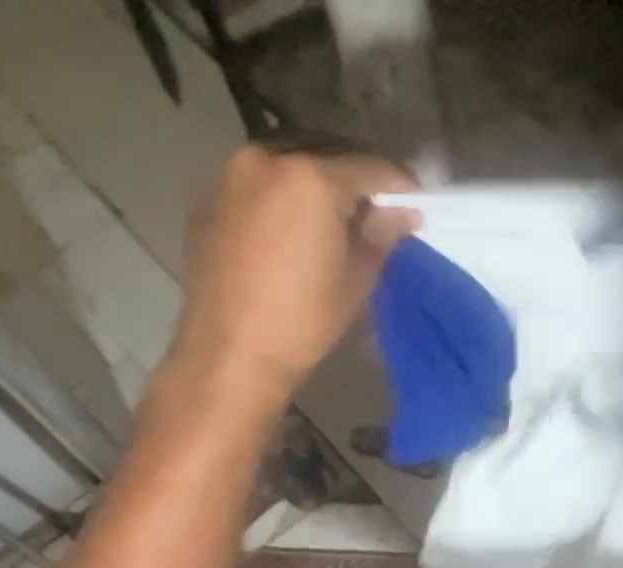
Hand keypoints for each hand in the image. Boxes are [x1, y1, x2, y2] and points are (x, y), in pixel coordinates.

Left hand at [174, 148, 419, 385]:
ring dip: (315, 192)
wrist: (230, 352)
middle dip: (354, 187)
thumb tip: (403, 212)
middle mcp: (266, 160)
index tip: (415, 207)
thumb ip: (381, 233)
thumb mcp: (357, 278)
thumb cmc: (304, 318)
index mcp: (310, 177)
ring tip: (332, 227)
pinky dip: (282, 202)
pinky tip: (293, 236)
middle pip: (326, 162)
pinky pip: (259, 189)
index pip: (370, 169)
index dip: (399, 188)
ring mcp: (229, 176)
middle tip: (375, 218)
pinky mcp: (207, 199)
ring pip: (289, 172)